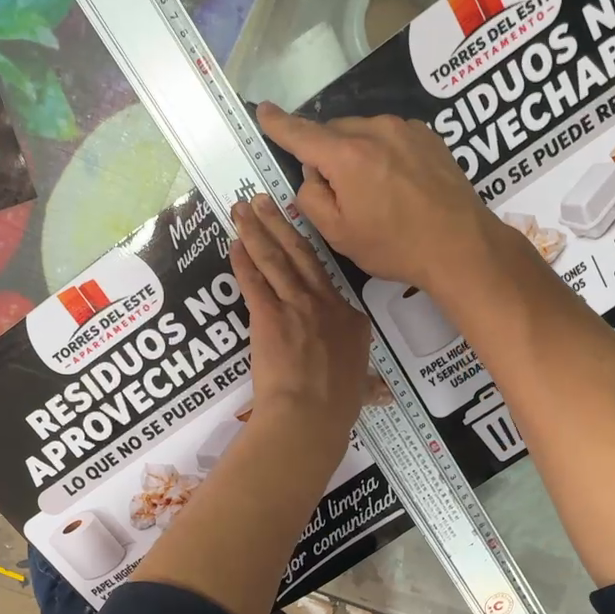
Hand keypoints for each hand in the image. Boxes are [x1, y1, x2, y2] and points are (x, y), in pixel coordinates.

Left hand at [230, 194, 368, 449]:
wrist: (310, 413)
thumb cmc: (336, 407)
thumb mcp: (361, 389)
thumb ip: (367, 384)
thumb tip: (380, 392)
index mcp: (352, 320)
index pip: (330, 282)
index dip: (311, 255)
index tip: (299, 236)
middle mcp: (327, 304)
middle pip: (301, 255)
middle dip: (280, 223)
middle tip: (263, 199)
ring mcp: (298, 306)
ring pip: (276, 260)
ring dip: (257, 231)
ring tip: (243, 209)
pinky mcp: (269, 315)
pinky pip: (254, 281)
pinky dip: (242, 261)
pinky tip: (234, 243)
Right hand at [257, 103, 512, 299]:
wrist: (458, 244)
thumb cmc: (394, 246)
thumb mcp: (338, 234)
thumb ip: (311, 198)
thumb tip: (310, 175)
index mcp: (346, 156)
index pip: (301, 133)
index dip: (278, 124)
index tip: (263, 111)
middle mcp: (374, 130)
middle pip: (333, 132)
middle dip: (324, 154)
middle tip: (335, 195)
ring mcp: (404, 129)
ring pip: (362, 132)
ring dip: (354, 154)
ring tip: (370, 194)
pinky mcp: (427, 136)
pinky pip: (388, 137)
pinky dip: (380, 154)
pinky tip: (393, 185)